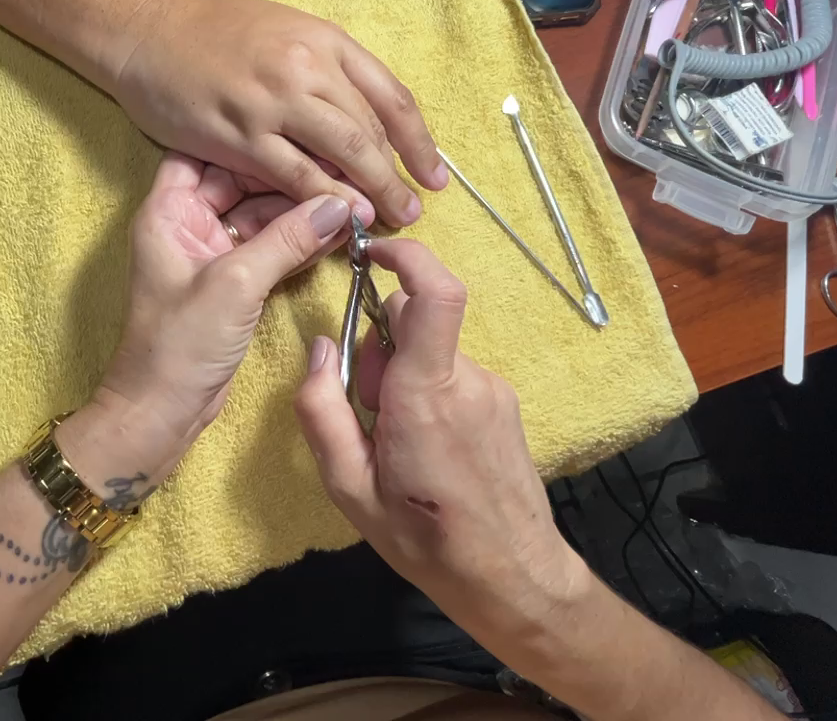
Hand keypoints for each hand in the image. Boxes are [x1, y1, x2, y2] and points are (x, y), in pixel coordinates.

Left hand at [61, 152, 351, 497]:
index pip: (203, 151)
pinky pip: (270, 245)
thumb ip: (287, 239)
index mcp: (168, 211)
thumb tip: (341, 203)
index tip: (291, 126)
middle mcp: (188, 222)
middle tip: (340, 168)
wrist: (163, 409)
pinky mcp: (234, 279)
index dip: (244, 137)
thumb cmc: (179, 343)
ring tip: (350, 200)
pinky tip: (337, 231)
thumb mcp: (235, 284)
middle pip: (241, 180)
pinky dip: (300, 240)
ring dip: (301, 211)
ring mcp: (212, 251)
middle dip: (289, 177)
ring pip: (261, 214)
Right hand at [106, 0, 447, 227]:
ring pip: (344, 153)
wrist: (149, 34)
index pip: (390, 96)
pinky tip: (343, 216)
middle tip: (413, 209)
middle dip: (398, 175)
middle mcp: (306, 67)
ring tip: (387, 218)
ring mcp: (273, 102)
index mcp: (324, 40)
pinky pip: (296, 174)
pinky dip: (326, 199)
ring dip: (373, 191)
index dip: (419, 141)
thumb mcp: (283, 30)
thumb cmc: (214, 33)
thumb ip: (323, 69)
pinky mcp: (240, 135)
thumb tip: (360, 117)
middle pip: (371, 130)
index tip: (433, 174)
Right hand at [293, 239, 589, 636]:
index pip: (434, 295)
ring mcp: (493, 388)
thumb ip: (322, 409)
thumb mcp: (348, 486)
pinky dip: (427, 388)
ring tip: (399, 438)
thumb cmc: (425, 540)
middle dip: (379, 346)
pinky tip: (426, 444)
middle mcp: (467, 379)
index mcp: (426, 395)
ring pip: (430, 347)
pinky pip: (450, 370)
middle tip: (370, 409)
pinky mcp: (503, 400)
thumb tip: (321, 347)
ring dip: (403, 374)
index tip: (374, 255)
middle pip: (413, 320)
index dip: (407, 258)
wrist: (515, 581)